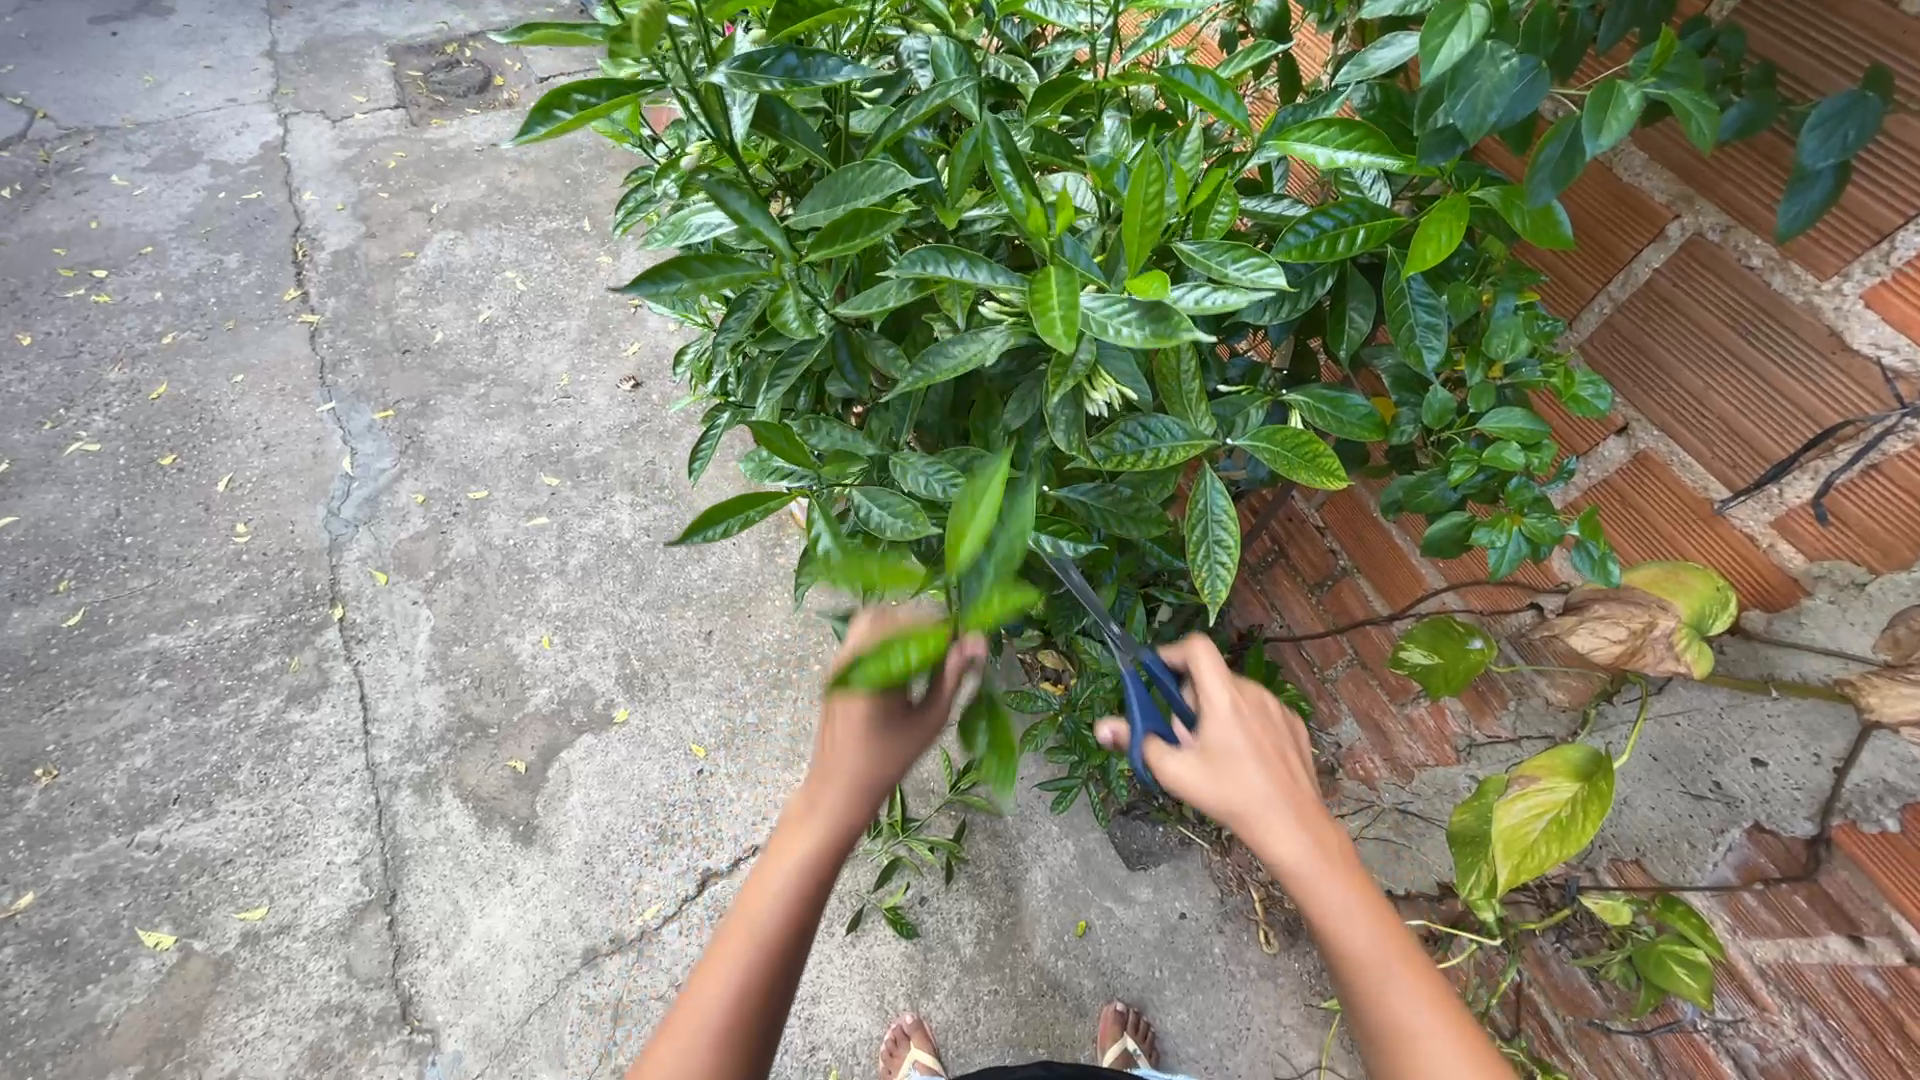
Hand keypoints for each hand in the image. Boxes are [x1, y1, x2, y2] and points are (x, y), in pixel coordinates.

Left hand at [802, 608, 986, 832]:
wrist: (839, 787)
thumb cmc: (889, 760)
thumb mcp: (930, 719)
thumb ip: (954, 676)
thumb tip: (979, 640)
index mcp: (876, 666)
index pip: (913, 625)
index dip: (944, 628)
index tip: (966, 642)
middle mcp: (852, 655)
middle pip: (888, 614)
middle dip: (920, 623)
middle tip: (946, 646)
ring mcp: (839, 661)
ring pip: (871, 622)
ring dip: (901, 629)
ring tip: (926, 654)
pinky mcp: (836, 669)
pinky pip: (861, 638)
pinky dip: (885, 640)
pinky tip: (904, 664)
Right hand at [1095, 634, 1349, 883]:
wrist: (1292, 825)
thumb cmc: (1229, 795)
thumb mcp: (1174, 771)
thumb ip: (1136, 741)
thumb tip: (1103, 727)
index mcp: (1223, 696)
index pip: (1196, 648)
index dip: (1172, 653)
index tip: (1158, 674)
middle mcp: (1253, 692)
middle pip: (1210, 678)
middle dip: (1190, 701)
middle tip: (1186, 738)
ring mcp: (1278, 707)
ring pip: (1234, 695)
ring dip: (1217, 713)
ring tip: (1216, 754)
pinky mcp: (1294, 724)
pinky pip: (1259, 711)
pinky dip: (1245, 724)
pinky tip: (1246, 760)